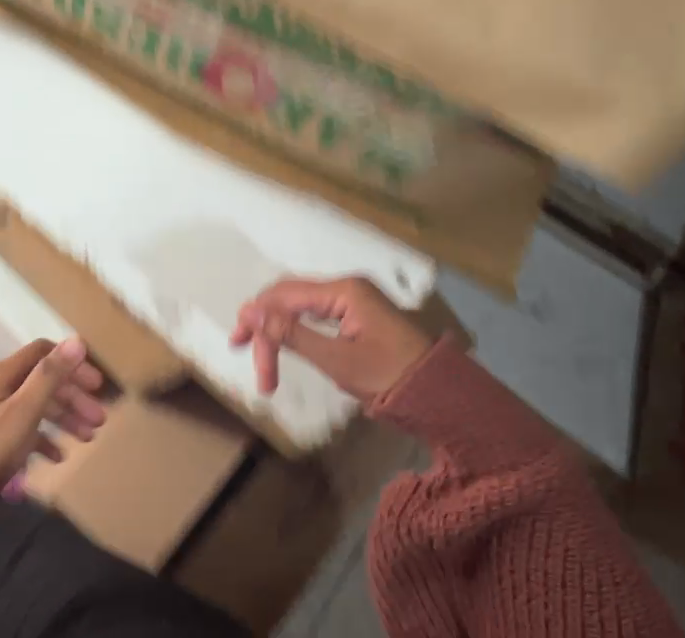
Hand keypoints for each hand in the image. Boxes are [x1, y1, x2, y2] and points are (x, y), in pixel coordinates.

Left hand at [0, 338, 105, 490]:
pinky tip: (57, 457)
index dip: (71, 364)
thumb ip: (50, 376)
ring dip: (64, 419)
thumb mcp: (24, 410)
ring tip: (88, 439)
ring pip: (36, 407)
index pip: (43, 354)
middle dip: (73, 398)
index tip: (96, 385)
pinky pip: (24, 430)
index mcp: (4, 374)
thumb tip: (76, 341)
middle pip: (43, 382)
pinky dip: (44, 439)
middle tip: (99, 420)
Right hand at [230, 275, 434, 402]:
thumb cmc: (391, 377)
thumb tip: (248, 310)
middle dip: (265, 329)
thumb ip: (289, 333)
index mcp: (343, 290)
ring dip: (280, 334)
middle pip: (289, 298)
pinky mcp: (359, 316)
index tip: (238, 347)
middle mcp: (346, 287)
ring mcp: (354, 301)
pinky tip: (288, 348)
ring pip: (300, 308)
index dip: (257, 319)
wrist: (446, 398)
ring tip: (266, 366)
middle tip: (252, 362)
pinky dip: (298, 333)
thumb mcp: (336, 359)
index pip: (283, 296)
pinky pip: (316, 316)